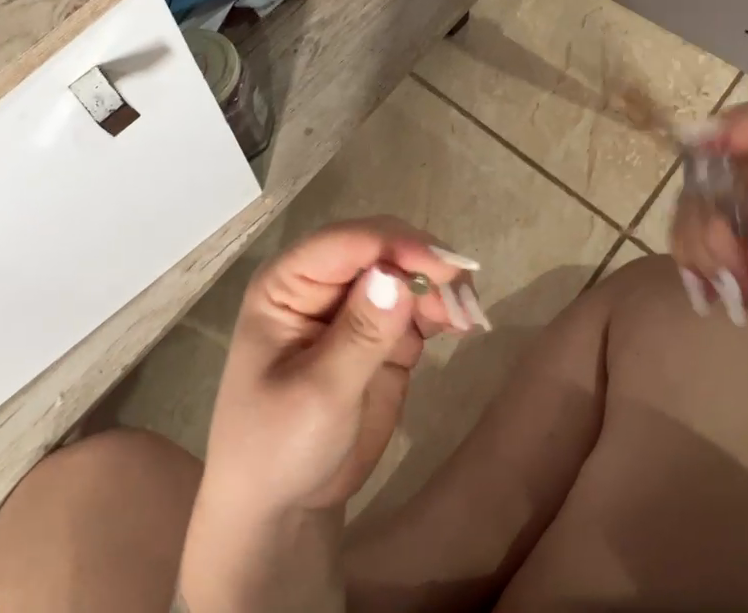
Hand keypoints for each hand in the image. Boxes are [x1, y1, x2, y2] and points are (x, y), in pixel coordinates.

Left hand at [202, 217, 486, 516]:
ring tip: (468, 316)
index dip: (395, 245)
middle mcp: (322, 284)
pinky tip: (464, 325)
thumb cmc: (278, 446)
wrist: (284, 504)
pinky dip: (444, 309)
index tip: (443, 268)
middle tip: (464, 294)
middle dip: (424, 263)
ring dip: (440, 286)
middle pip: (381, 248)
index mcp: (288, 284)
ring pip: (406, 272)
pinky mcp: (383, 336)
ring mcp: (355, 308)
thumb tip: (395, 277)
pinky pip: (419, 307)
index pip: (346, 243)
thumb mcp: (318, 393)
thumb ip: (360, 334)